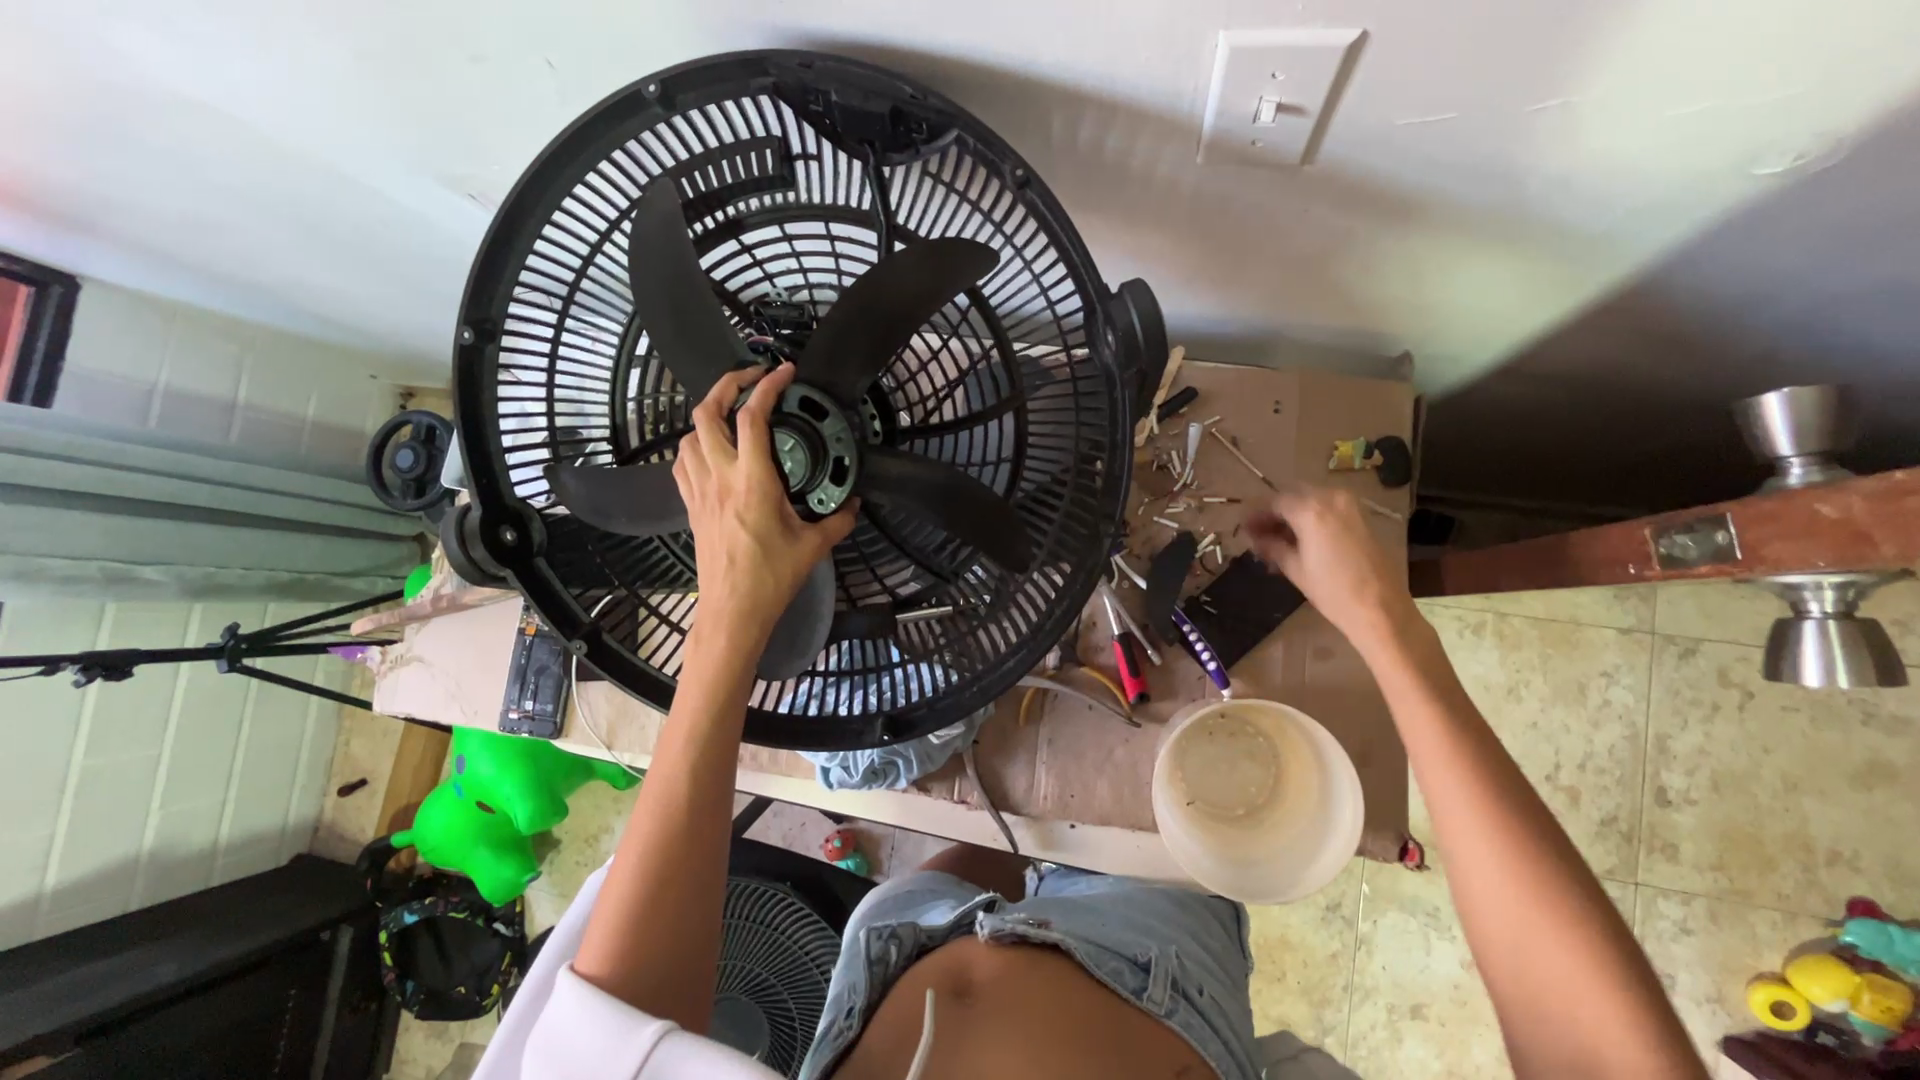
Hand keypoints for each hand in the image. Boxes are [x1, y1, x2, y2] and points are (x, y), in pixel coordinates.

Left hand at [674, 362, 857, 647]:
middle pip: (707, 412)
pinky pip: (682, 462)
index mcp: (753, 480)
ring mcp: (700, 490)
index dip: (769, 386)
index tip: (784, 373)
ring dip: (708, 414)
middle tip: (751, 379)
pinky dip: (694, 444)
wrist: (732, 610)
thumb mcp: (814, 546)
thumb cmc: (771, 578)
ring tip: (731, 411)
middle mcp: (720, 477)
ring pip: (689, 434)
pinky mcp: (691, 505)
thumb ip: (837, 520)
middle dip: (727, 385)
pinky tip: (710, 449)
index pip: (754, 416)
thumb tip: (852, 505)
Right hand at [1245, 484, 1417, 648]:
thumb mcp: (1295, 569)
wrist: (1380, 608)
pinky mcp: (1361, 518)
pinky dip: (1311, 519)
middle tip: (1258, 534)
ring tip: (1277, 541)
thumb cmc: (1332, 591)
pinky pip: (1328, 510)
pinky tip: (1300, 540)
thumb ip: (1272, 546)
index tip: (1243, 528)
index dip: (1256, 514)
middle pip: (1293, 497)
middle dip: (1274, 513)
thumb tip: (1257, 538)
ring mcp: (1350, 506)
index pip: (1274, 502)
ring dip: (1293, 516)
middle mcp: (1331, 498)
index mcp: (1310, 510)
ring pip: (1311, 502)